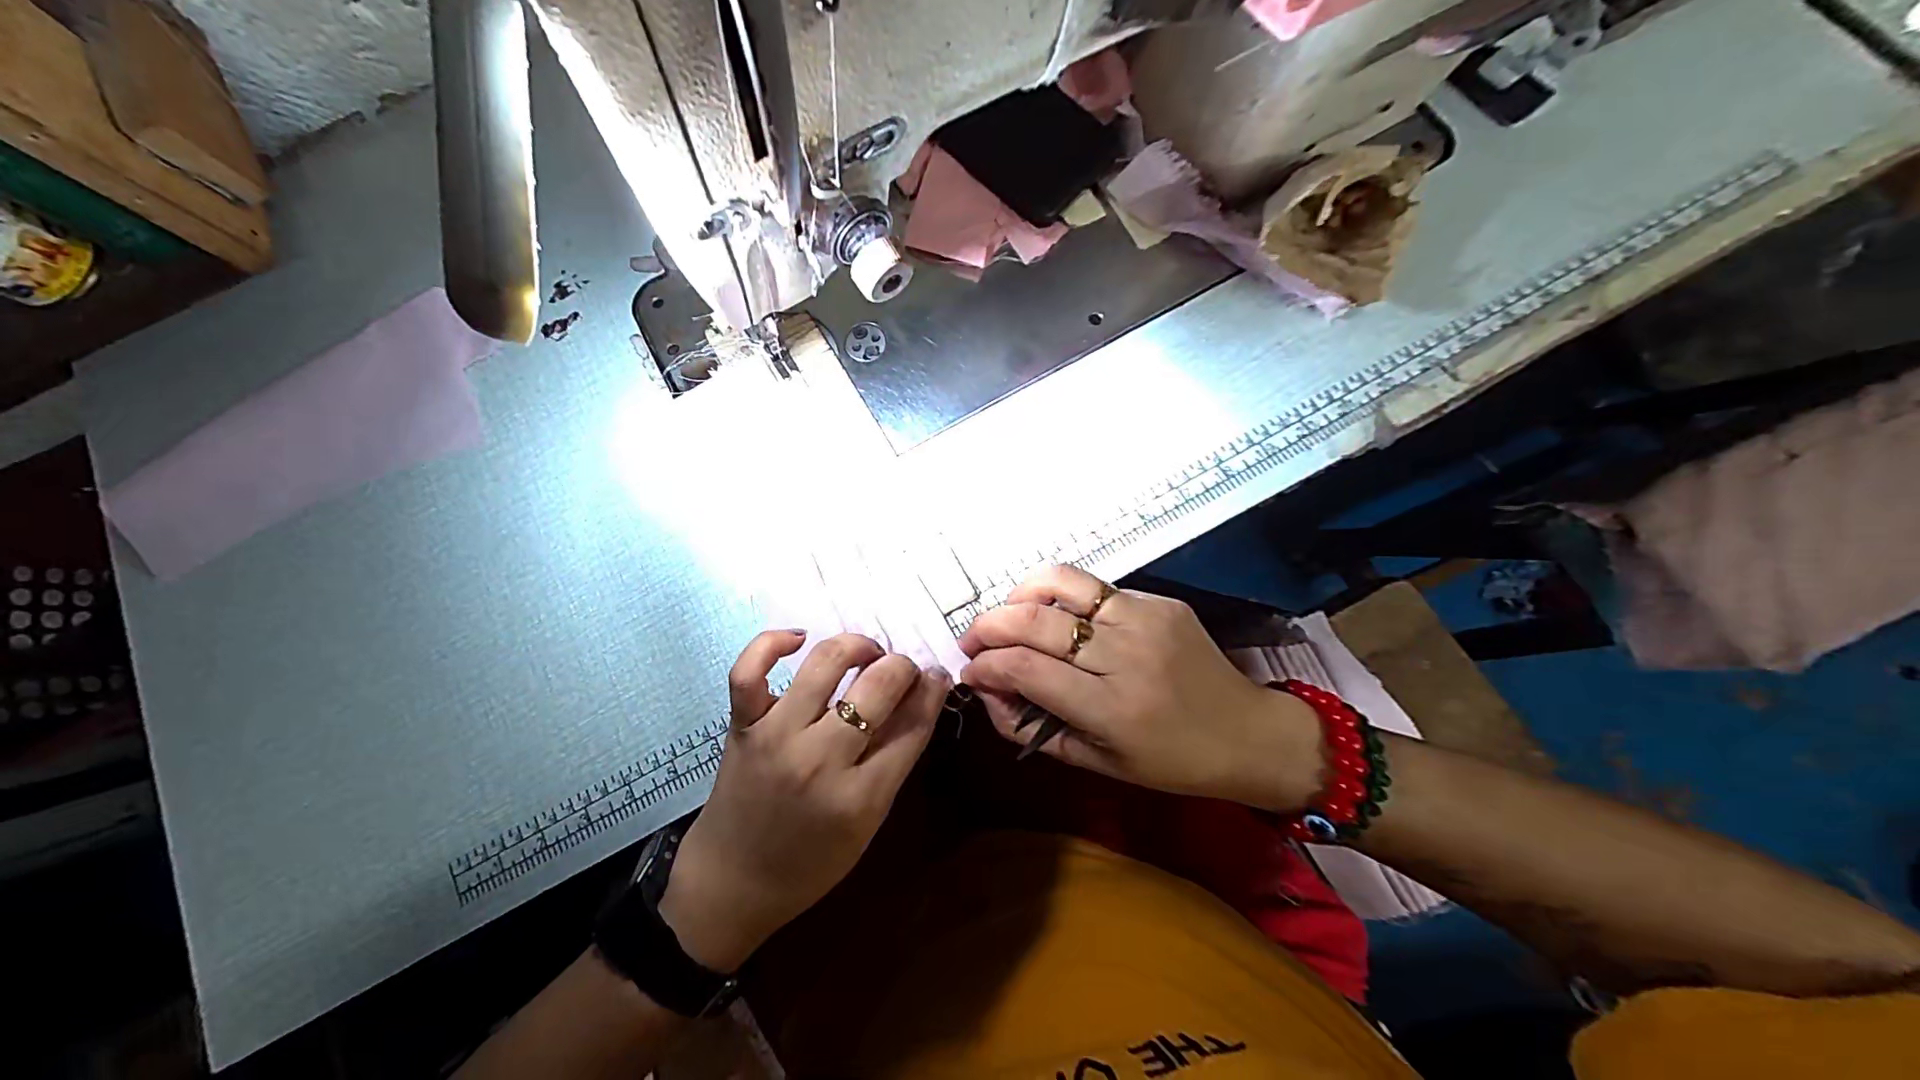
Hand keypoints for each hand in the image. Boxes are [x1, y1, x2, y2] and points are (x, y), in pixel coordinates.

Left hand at [656, 631, 948, 971]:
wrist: (732, 883)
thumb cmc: (810, 862)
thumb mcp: (867, 821)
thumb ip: (895, 759)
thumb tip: (922, 697)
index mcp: (860, 796)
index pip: (913, 724)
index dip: (932, 690)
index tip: (936, 675)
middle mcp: (820, 760)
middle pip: (879, 686)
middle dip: (903, 666)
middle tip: (902, 670)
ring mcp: (777, 737)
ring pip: (826, 663)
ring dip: (858, 645)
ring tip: (867, 653)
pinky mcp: (741, 726)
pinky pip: (749, 671)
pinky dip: (771, 643)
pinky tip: (797, 638)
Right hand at [958, 565, 1323, 811]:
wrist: (1247, 733)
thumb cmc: (1169, 762)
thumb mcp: (1095, 761)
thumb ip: (1032, 728)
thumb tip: (988, 690)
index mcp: (1111, 708)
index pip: (1024, 669)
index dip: (984, 667)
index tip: (971, 672)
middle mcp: (1125, 655)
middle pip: (1033, 620)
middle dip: (988, 627)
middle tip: (974, 642)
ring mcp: (1145, 619)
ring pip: (1061, 584)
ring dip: (1020, 595)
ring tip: (1009, 615)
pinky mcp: (1159, 601)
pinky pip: (1095, 588)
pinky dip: (1062, 600)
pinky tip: (1059, 619)